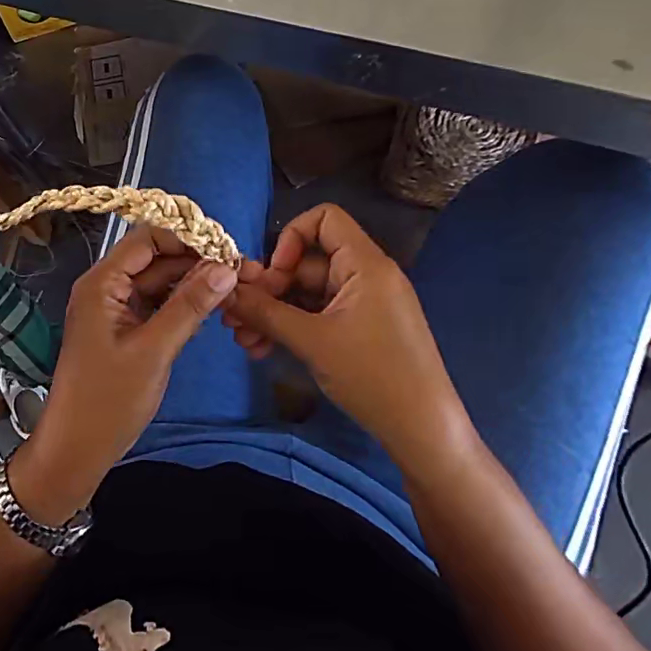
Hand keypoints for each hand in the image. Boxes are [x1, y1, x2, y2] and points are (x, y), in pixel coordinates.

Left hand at [11, 228, 236, 524]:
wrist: (75, 450)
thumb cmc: (108, 400)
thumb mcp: (154, 350)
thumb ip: (189, 306)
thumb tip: (226, 269)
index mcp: (102, 282)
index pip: (148, 239)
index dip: (187, 238)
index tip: (227, 248)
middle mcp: (107, 286)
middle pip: (157, 258)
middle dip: (197, 261)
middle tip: (242, 271)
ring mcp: (116, 307)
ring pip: (160, 281)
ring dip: (194, 282)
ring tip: (236, 287)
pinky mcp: (125, 327)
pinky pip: (158, 303)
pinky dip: (183, 303)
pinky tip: (212, 306)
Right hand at [223, 204, 476, 468]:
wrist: (424, 432)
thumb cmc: (372, 375)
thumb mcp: (311, 341)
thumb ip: (265, 312)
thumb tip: (226, 291)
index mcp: (365, 264)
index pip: (324, 218)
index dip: (290, 237)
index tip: (272, 274)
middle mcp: (367, 275)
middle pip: (308, 261)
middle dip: (269, 288)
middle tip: (237, 316)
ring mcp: (365, 304)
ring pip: (308, 293)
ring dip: (274, 312)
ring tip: (244, 339)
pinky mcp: (363, 329)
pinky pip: (320, 314)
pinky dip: (293, 326)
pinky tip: (264, 349)